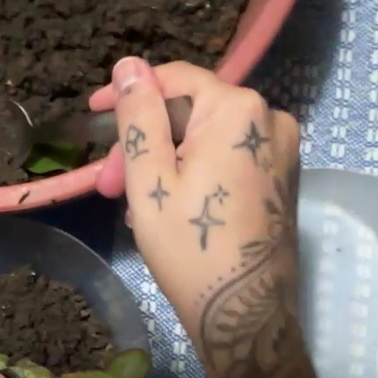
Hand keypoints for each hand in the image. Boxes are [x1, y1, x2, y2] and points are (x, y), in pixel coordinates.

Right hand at [89, 57, 301, 325]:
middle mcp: (271, 118)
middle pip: (193, 114)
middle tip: (111, 186)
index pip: (175, 79)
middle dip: (147, 143)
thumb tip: (129, 66)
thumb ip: (139, 117)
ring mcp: (283, 152)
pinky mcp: (282, 182)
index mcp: (237, 109)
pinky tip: (173, 210)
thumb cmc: (190, 247)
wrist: (243, 311)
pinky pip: (229, 163)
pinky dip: (197, 177)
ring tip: (138, 206)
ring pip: (209, 141)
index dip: (130, 94)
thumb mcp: (150, 180)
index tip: (95, 114)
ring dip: (168, 164)